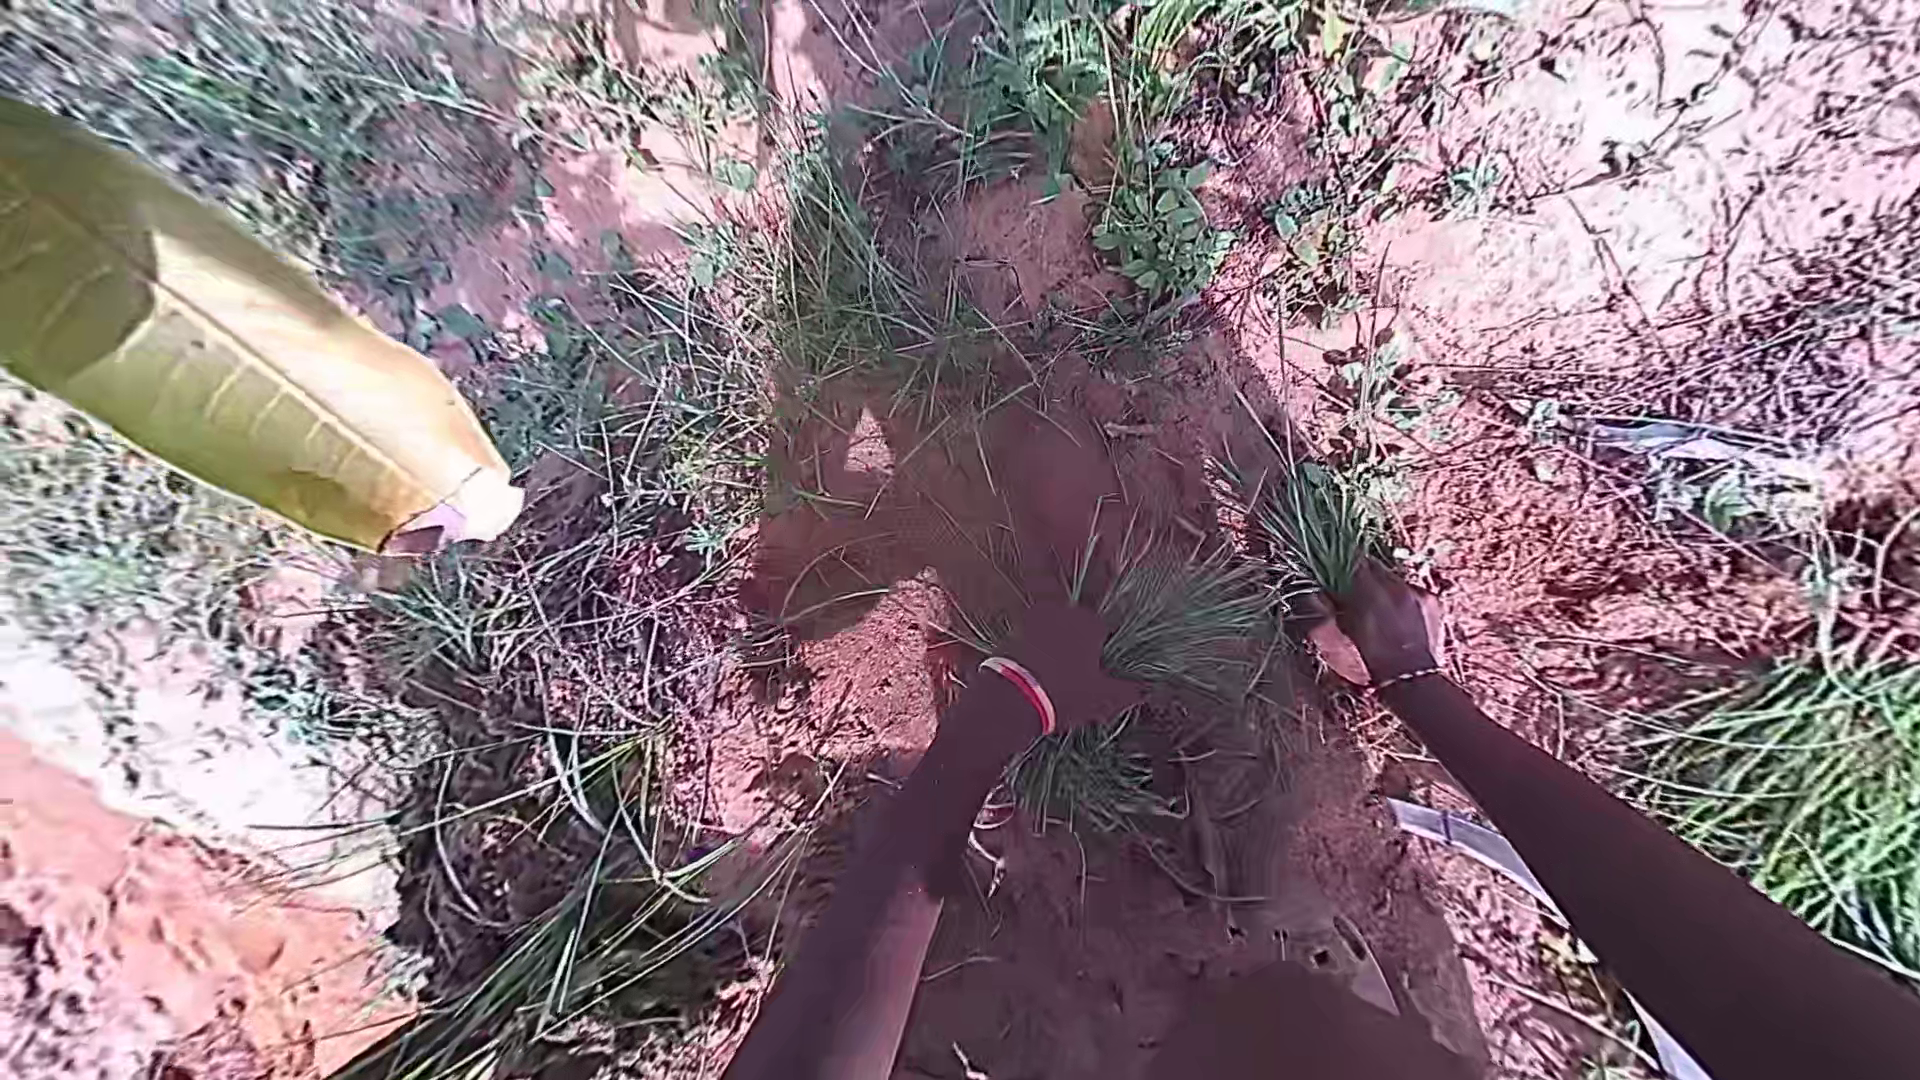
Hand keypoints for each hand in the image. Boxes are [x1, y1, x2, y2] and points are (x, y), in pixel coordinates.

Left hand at [1002, 601, 1142, 731]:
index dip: (1106, 647)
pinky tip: (1037, 670)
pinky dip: (1035, 649)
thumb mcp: (1104, 698)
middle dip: (1080, 643)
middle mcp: (1062, 613)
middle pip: (1078, 625)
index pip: (1107, 627)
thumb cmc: (1063, 693)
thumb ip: (1130, 691)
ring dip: (1056, 644)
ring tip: (1057, 672)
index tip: (1103, 664)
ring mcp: (1034, 618)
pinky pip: (1031, 637)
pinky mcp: (1012, 630)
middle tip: (1080, 670)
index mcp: (1089, 623)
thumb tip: (1143, 690)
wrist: (1012, 697)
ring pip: (1053, 629)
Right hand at [1308, 560, 1445, 684]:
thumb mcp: (1331, 639)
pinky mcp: (1431, 601)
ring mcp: (1416, 592)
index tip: (1328, 570)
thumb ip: (1320, 609)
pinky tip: (1392, 612)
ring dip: (1377, 584)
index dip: (1336, 563)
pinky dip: (1397, 594)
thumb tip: (1314, 590)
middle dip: (1357, 573)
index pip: (1350, 561)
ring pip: (1389, 575)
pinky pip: (1408, 588)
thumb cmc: (1366, 664)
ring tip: (1370, 604)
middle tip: (1347, 589)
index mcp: (1367, 593)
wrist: (1412, 683)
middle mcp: (1394, 587)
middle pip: (1371, 564)